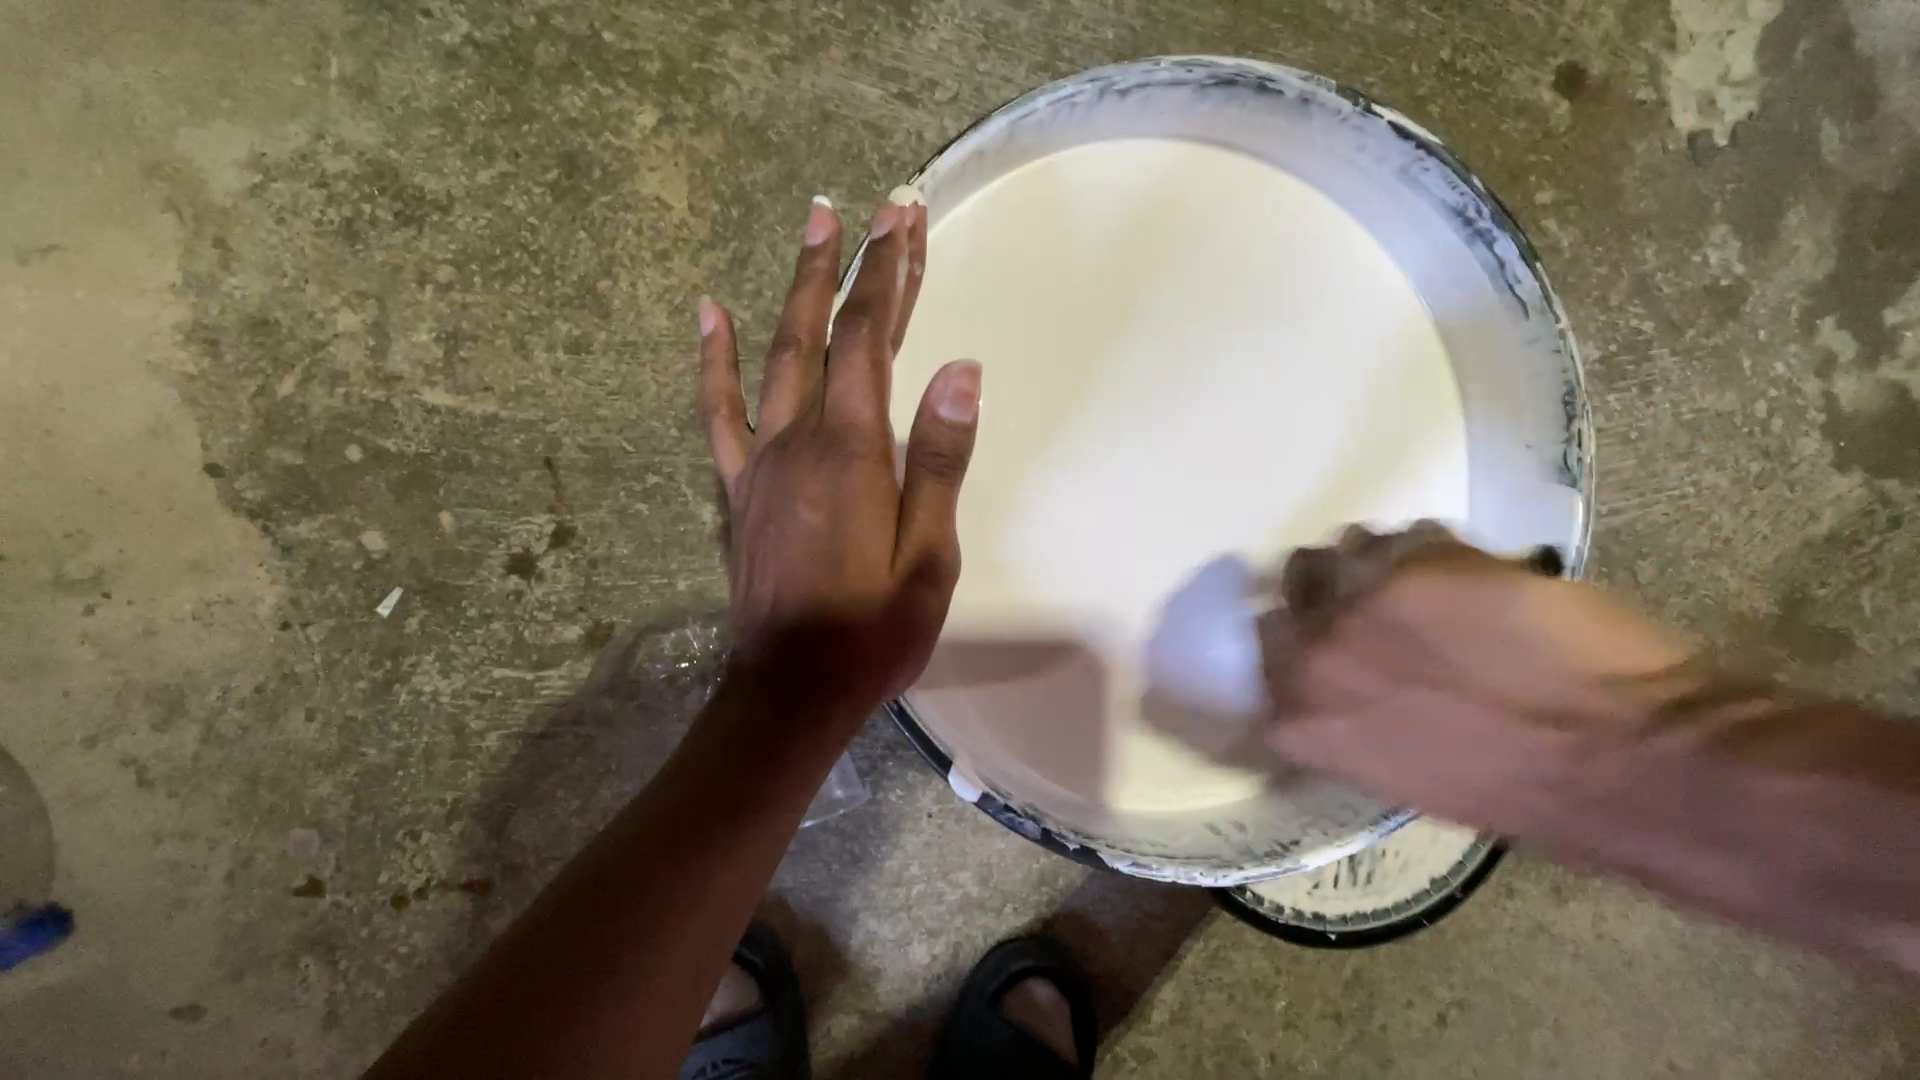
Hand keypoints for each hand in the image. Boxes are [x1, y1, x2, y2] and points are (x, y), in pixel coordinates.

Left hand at [698, 196, 980, 727]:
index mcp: (851, 453)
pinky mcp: (741, 488)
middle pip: (825, 334)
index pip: (869, 340)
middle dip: (853, 268)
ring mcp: (761, 461)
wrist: (793, 690)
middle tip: (875, 209)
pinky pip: (720, 414)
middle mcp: (798, 440)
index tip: (905, 221)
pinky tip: (707, 313)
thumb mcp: (928, 556)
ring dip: (797, 290)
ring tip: (814, 228)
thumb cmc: (873, 631)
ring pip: (779, 357)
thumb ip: (939, 460)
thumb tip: (961, 369)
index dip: (888, 276)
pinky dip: (713, 360)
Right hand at [1259, 524, 1700, 832]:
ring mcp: (1361, 598)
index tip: (1321, 636)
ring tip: (1432, 587)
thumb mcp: (1388, 768)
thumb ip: (1337, 714)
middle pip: (1293, 587)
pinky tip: (1477, 581)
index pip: (1260, 652)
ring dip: (1380, 563)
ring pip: (1344, 546)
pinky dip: (1437, 551)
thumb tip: (1329, 675)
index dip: (1294, 636)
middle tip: (1378, 605)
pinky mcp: (1420, 557)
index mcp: (1300, 718)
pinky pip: (1409, 534)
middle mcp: (1311, 652)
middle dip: (1329, 590)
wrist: (1620, 759)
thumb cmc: (1507, 788)